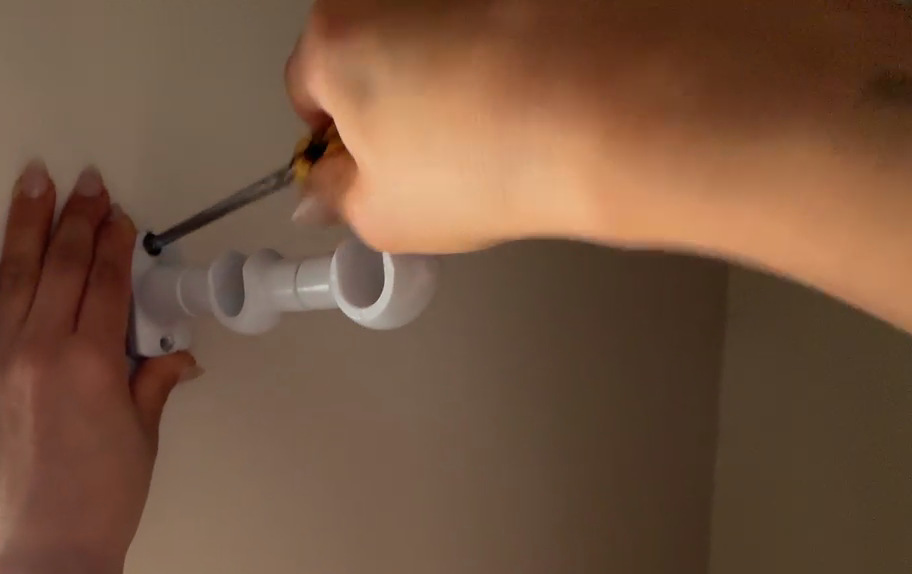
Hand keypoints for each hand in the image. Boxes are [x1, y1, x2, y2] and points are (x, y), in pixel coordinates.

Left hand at [0, 163, 199, 573]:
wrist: (46, 552)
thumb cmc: (103, 503)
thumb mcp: (141, 441)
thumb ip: (152, 385)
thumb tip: (176, 357)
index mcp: (95, 363)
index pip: (108, 283)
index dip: (116, 244)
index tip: (119, 217)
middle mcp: (44, 350)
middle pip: (63, 267)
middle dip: (78, 220)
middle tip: (85, 184)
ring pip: (13, 277)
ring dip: (25, 224)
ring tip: (34, 182)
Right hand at [285, 0, 824, 253]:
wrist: (607, 104)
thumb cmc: (490, 155)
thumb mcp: (381, 216)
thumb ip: (334, 199)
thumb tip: (323, 191)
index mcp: (334, 39)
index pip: (304, 91)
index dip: (331, 139)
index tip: (359, 166)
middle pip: (364, 47)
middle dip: (383, 98)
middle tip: (427, 154)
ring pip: (425, 29)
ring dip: (439, 70)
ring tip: (483, 123)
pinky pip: (482, 18)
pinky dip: (490, 44)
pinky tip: (517, 87)